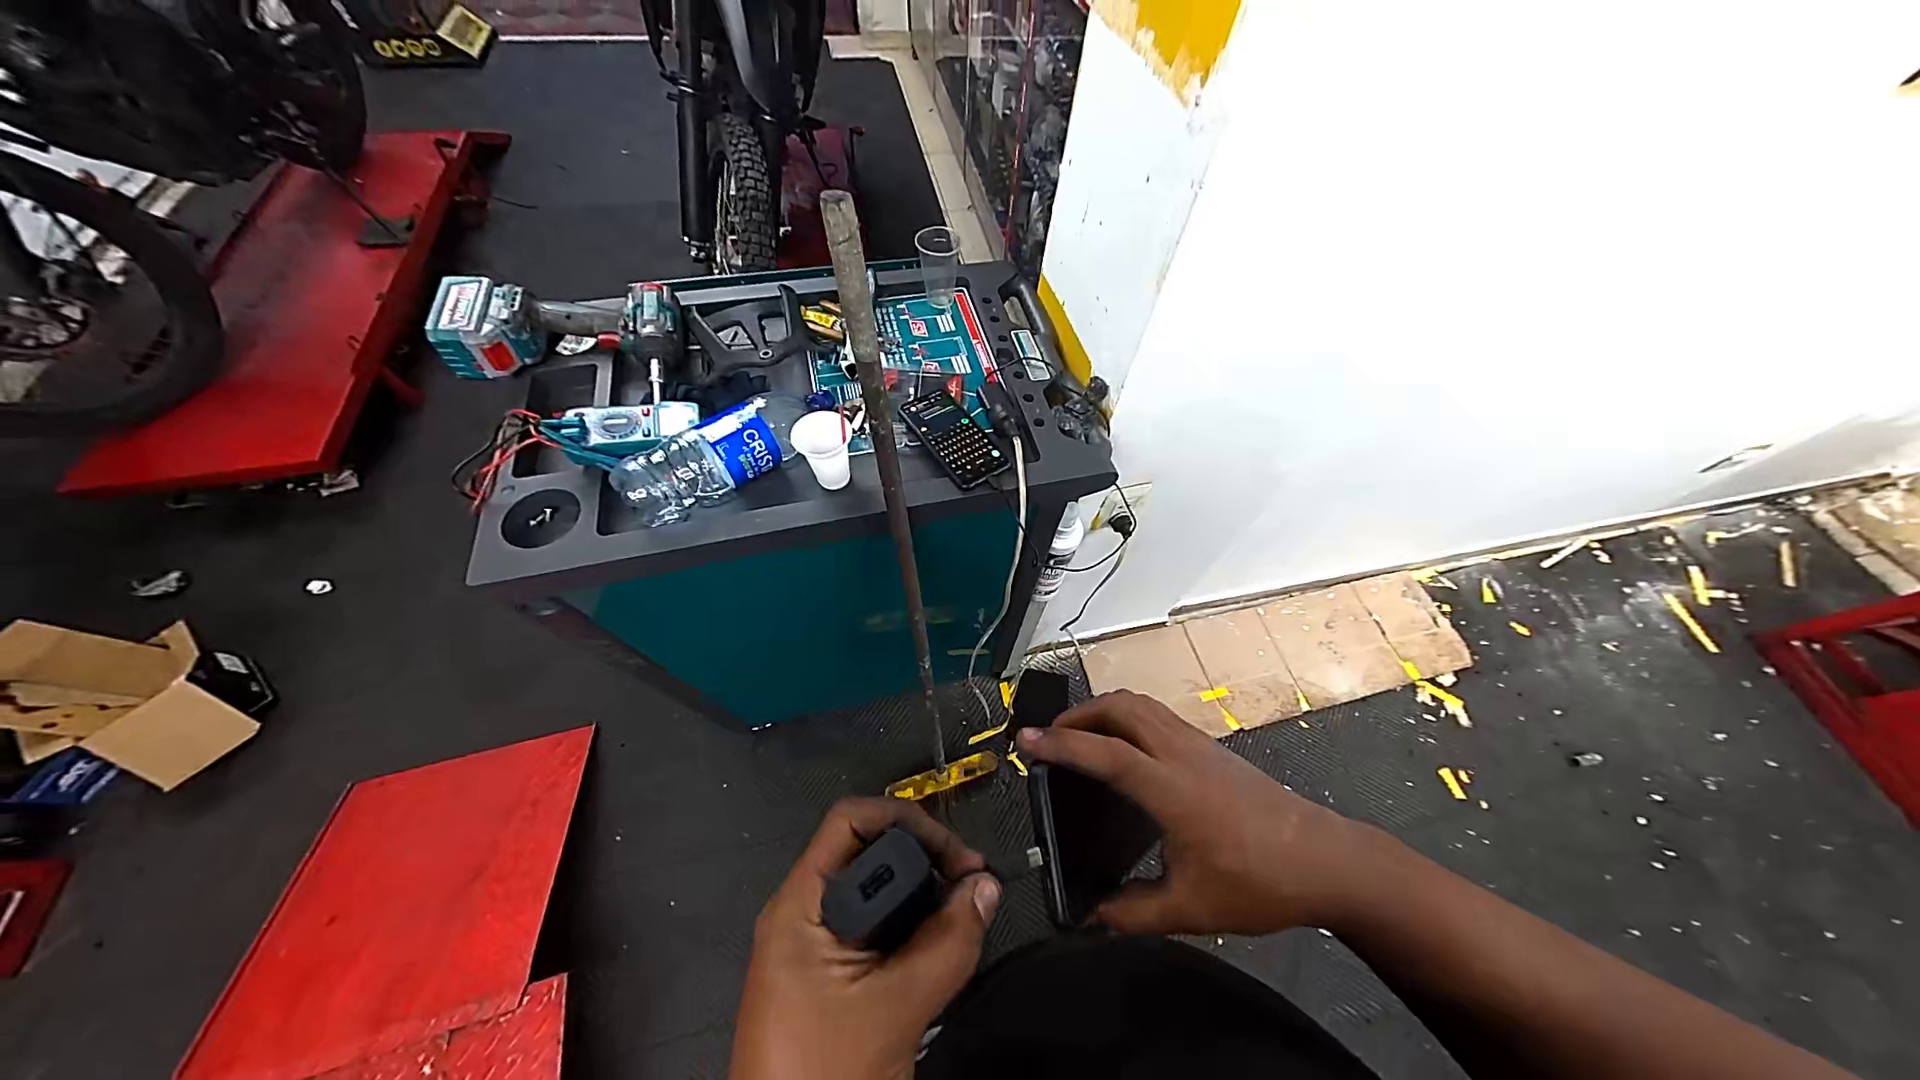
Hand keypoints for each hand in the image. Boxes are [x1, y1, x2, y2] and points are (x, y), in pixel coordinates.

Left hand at [730, 797, 1000, 1079]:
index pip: (851, 822)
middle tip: (968, 882)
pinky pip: (874, 925)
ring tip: (960, 910)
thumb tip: (985, 887)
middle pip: (865, 849)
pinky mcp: (828, 972)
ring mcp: (813, 944)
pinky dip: (911, 923)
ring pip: (874, 889)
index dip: (908, 823)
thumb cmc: (825, 1076)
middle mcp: (802, 912)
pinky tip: (938, 940)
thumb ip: (946, 944)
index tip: (957, 858)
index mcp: (799, 904)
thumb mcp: (895, 1009)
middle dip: (922, 855)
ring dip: (921, 892)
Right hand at [1017, 689, 1372, 936]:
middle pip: (1121, 707)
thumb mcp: (1192, 907)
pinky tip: (1121, 747)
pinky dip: (1125, 717)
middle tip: (1051, 738)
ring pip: (1140, 704)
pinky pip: (1156, 714)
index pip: (1106, 753)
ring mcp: (1198, 744)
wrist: (1327, 860)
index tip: (1026, 740)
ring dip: (1102, 710)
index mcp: (1172, 790)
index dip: (1061, 744)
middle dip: (1077, 713)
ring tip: (1079, 737)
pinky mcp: (1209, 746)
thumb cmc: (1260, 882)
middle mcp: (1182, 753)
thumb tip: (1093, 913)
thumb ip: (1134, 912)